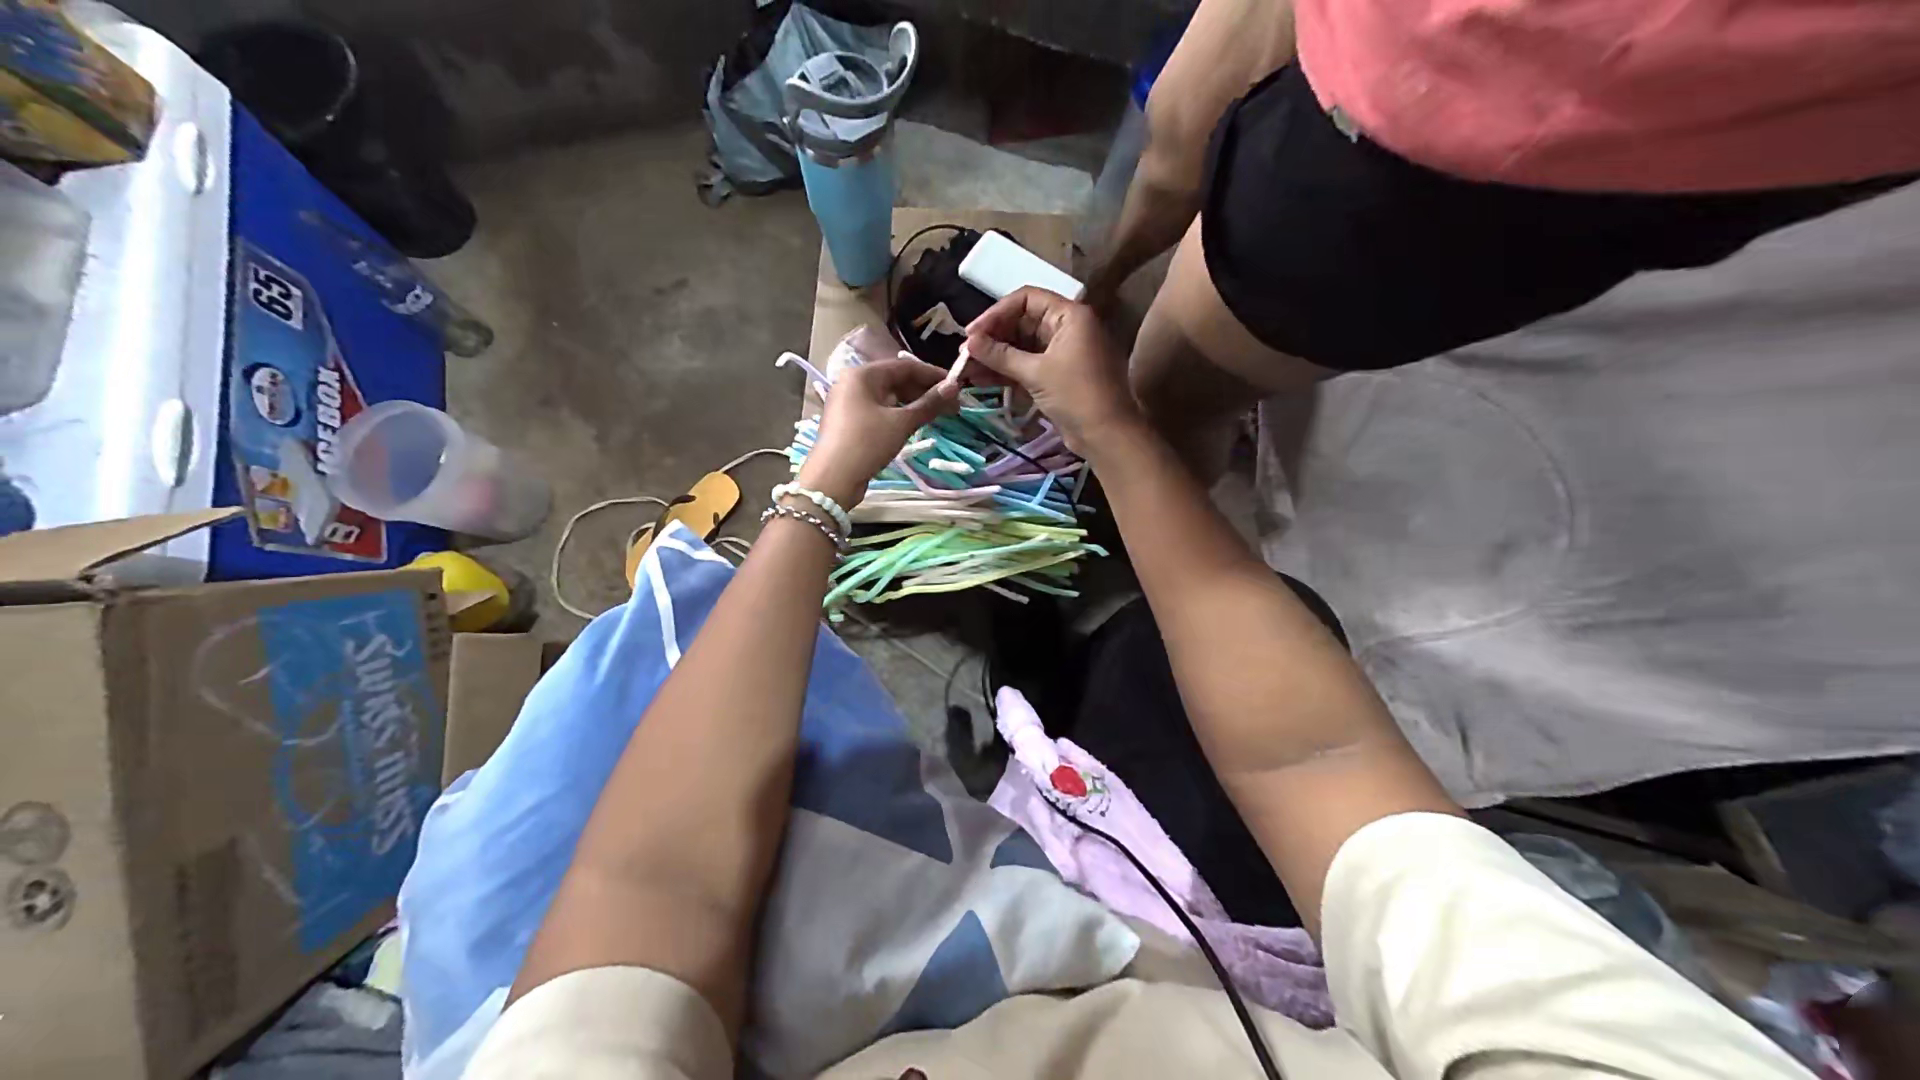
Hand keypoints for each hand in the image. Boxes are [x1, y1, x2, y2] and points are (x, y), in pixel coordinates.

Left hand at [800, 356, 957, 506]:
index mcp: (863, 375)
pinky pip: (880, 411)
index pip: (905, 367)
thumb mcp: (900, 423)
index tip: (957, 386)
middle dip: (925, 391)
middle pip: (896, 380)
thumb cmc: (866, 444)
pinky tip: (916, 424)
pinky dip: (899, 415)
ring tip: (939, 415)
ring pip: (889, 397)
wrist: (832, 480)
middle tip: (952, 405)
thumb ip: (928, 404)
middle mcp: (854, 383)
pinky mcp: (850, 422)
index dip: (933, 375)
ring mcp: (850, 403)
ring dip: (914, 404)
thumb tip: (954, 388)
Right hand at [963, 287, 1142, 456]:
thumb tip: (969, 342)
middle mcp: (1066, 328)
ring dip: (995, 357)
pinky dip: (1006, 372)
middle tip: (965, 354)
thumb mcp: (1036, 372)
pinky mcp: (1056, 376)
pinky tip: (981, 379)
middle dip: (992, 338)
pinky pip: (1026, 366)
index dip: (996, 313)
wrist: (1107, 435)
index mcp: (1069, 316)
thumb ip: (1000, 355)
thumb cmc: (1077, 395)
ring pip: (1021, 347)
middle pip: (1021, 323)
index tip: (971, 333)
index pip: (1026, 299)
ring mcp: (1061, 353)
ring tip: (967, 370)